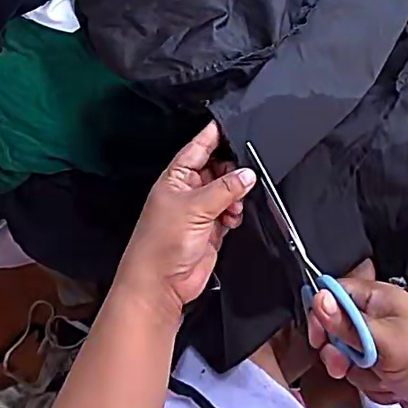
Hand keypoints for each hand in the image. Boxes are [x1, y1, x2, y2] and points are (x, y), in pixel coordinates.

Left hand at [111, 122, 256, 324]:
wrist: (161, 284)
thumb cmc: (161, 245)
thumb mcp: (195, 207)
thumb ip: (225, 189)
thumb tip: (247, 174)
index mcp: (175, 179)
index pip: (198, 148)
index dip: (213, 135)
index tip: (230, 123)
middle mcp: (187, 192)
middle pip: (216, 168)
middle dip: (232, 170)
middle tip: (244, 173)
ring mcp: (199, 211)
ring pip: (226, 190)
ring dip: (236, 195)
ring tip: (235, 204)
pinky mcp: (211, 228)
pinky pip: (230, 211)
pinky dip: (236, 212)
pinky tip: (234, 218)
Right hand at [307, 277, 407, 407]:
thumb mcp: (386, 342)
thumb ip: (348, 323)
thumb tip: (319, 299)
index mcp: (382, 298)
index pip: (336, 293)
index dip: (323, 313)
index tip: (321, 335)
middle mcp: (381, 318)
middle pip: (337, 326)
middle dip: (339, 349)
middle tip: (347, 360)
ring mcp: (384, 345)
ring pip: (347, 355)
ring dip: (357, 371)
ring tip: (377, 375)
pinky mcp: (386, 370)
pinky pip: (360, 376)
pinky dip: (371, 386)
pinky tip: (390, 387)